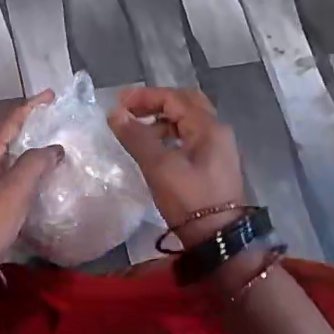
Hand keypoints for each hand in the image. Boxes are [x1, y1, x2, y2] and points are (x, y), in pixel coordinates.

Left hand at [0, 90, 65, 260]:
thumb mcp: (16, 188)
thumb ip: (36, 162)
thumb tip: (55, 149)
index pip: (9, 122)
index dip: (30, 107)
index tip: (51, 95)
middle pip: (7, 134)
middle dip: (29, 122)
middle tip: (52, 115)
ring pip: (9, 153)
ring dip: (29, 143)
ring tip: (50, 139)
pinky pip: (12, 171)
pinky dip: (27, 164)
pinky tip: (41, 170)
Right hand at [109, 87, 246, 244]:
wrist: (217, 237)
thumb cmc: (189, 200)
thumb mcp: (159, 167)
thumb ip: (137, 137)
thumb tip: (115, 113)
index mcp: (208, 127)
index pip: (175, 98)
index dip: (145, 97)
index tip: (119, 103)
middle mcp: (218, 132)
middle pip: (186, 105)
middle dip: (157, 104)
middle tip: (131, 110)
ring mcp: (218, 149)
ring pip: (189, 123)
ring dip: (164, 121)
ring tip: (139, 131)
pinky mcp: (214, 166)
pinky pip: (191, 139)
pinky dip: (171, 136)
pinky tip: (156, 150)